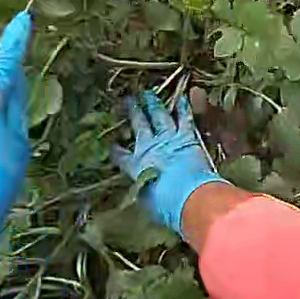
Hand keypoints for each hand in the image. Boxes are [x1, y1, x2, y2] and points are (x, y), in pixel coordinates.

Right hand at [110, 90, 222, 233]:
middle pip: (138, 126)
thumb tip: (144, 191)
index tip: (111, 142)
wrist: (188, 196)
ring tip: (147, 92)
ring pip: (159, 116)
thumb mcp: (147, 201)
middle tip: (126, 99)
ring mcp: (168, 139)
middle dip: (132, 112)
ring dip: (153, 104)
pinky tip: (182, 96)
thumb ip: (143, 191)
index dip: (115, 148)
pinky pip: (185, 118)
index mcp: (135, 167)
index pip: (120, 156)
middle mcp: (149, 148)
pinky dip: (183, 107)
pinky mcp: (187, 136)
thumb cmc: (166, 205)